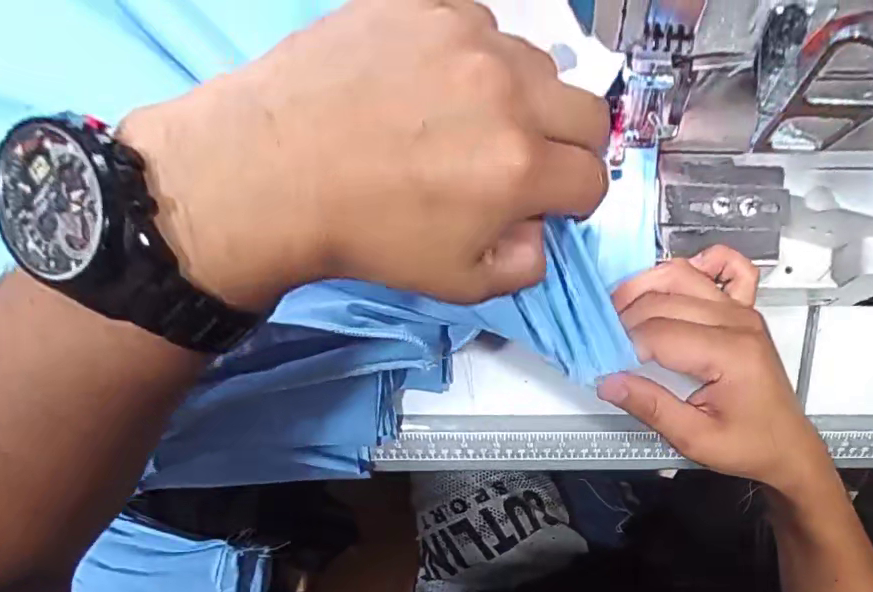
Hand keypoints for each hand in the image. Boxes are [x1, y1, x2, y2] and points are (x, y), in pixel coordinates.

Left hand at [119, 0, 610, 309]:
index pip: (594, 178)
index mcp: (519, 168)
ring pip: (542, 63)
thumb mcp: (466, 283)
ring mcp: (464, 38)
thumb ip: (528, 263)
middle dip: (577, 148)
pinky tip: (443, 83)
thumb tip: (539, 228)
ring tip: (483, 121)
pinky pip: (484, 24)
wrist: (278, 172)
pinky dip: (481, 57)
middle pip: (591, 112)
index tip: (553, 206)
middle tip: (539, 163)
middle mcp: (506, 93)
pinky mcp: (421, 4)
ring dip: (531, 100)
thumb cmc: (375, 237)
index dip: (580, 201)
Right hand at [598, 247, 836, 498]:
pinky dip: (699, 265)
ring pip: (684, 276)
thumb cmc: (751, 445)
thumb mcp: (696, 438)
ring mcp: (744, 312)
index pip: (659, 333)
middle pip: (665, 300)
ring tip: (620, 309)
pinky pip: (727, 269)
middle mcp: (739, 323)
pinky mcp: (746, 313)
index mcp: (730, 354)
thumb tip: (610, 383)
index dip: (623, 345)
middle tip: (602, 339)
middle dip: (626, 317)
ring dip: (646, 286)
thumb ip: (652, 407)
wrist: (787, 447)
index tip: (604, 362)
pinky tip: (676, 282)